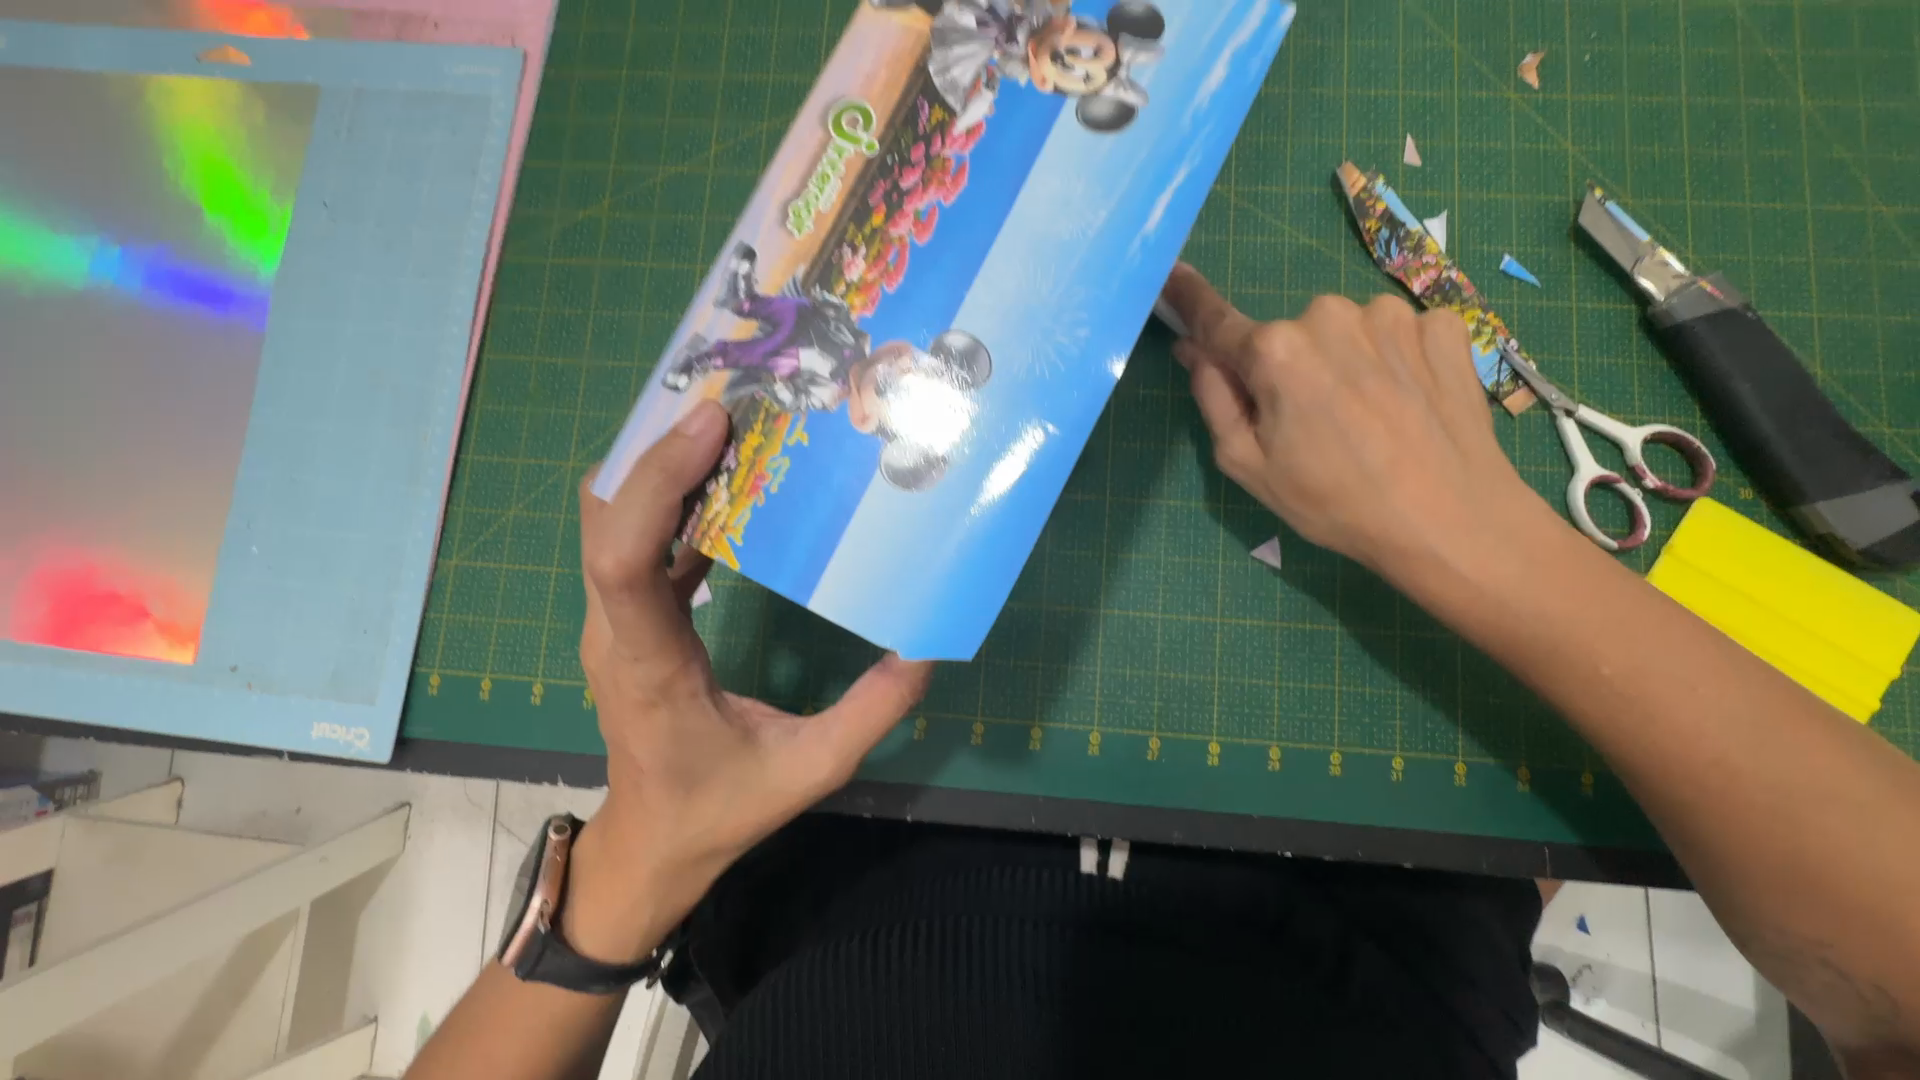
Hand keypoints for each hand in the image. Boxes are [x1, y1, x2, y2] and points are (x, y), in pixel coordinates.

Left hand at [568, 401, 932, 959]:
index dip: (657, 484)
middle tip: (725, 404)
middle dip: (657, 453)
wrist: (652, 846)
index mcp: (652, 667)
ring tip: (726, 426)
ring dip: (659, 468)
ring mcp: (612, 624)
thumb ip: (871, 712)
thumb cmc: (721, 810)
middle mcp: (615, 634)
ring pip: (609, 523)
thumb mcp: (810, 769)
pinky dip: (669, 501)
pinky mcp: (627, 621)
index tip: (708, 426)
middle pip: (605, 521)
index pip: (625, 564)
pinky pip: (634, 544)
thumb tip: (926, 650)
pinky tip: (722, 480)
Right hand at [1159, 263, 1555, 578]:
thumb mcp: (1248, 464)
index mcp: (1275, 351)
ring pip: (1344, 332)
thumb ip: (1213, 399)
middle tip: (1311, 426)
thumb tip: (1193, 350)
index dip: (1189, 300)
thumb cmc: (1333, 501)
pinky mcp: (1442, 325)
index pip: (1217, 320)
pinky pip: (1395, 334)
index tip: (1171, 275)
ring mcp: (1392, 315)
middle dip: (1288, 369)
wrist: (1450, 519)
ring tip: (1366, 419)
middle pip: (1288, 337)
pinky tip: (1406, 401)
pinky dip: (1392, 360)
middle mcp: (1329, 315)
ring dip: (1343, 363)